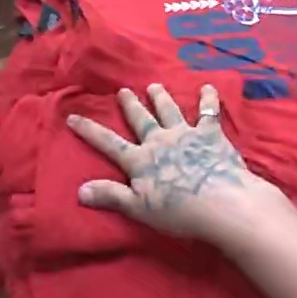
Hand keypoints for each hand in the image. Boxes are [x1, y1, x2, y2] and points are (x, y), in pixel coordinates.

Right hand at [67, 83, 284, 242]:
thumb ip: (110, 195)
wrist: (222, 203)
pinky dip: (208, 99)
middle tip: (123, 91)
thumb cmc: (178, 211)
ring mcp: (186, 135)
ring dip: (161, 98)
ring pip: (169, 111)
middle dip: (130, 106)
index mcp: (140, 160)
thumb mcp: (137, 207)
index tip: (73, 116)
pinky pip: (209, 113)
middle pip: (141, 120)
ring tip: (154, 86)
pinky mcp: (212, 135)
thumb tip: (80, 190)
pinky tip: (209, 87)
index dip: (89, 130)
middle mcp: (159, 141)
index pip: (108, 143)